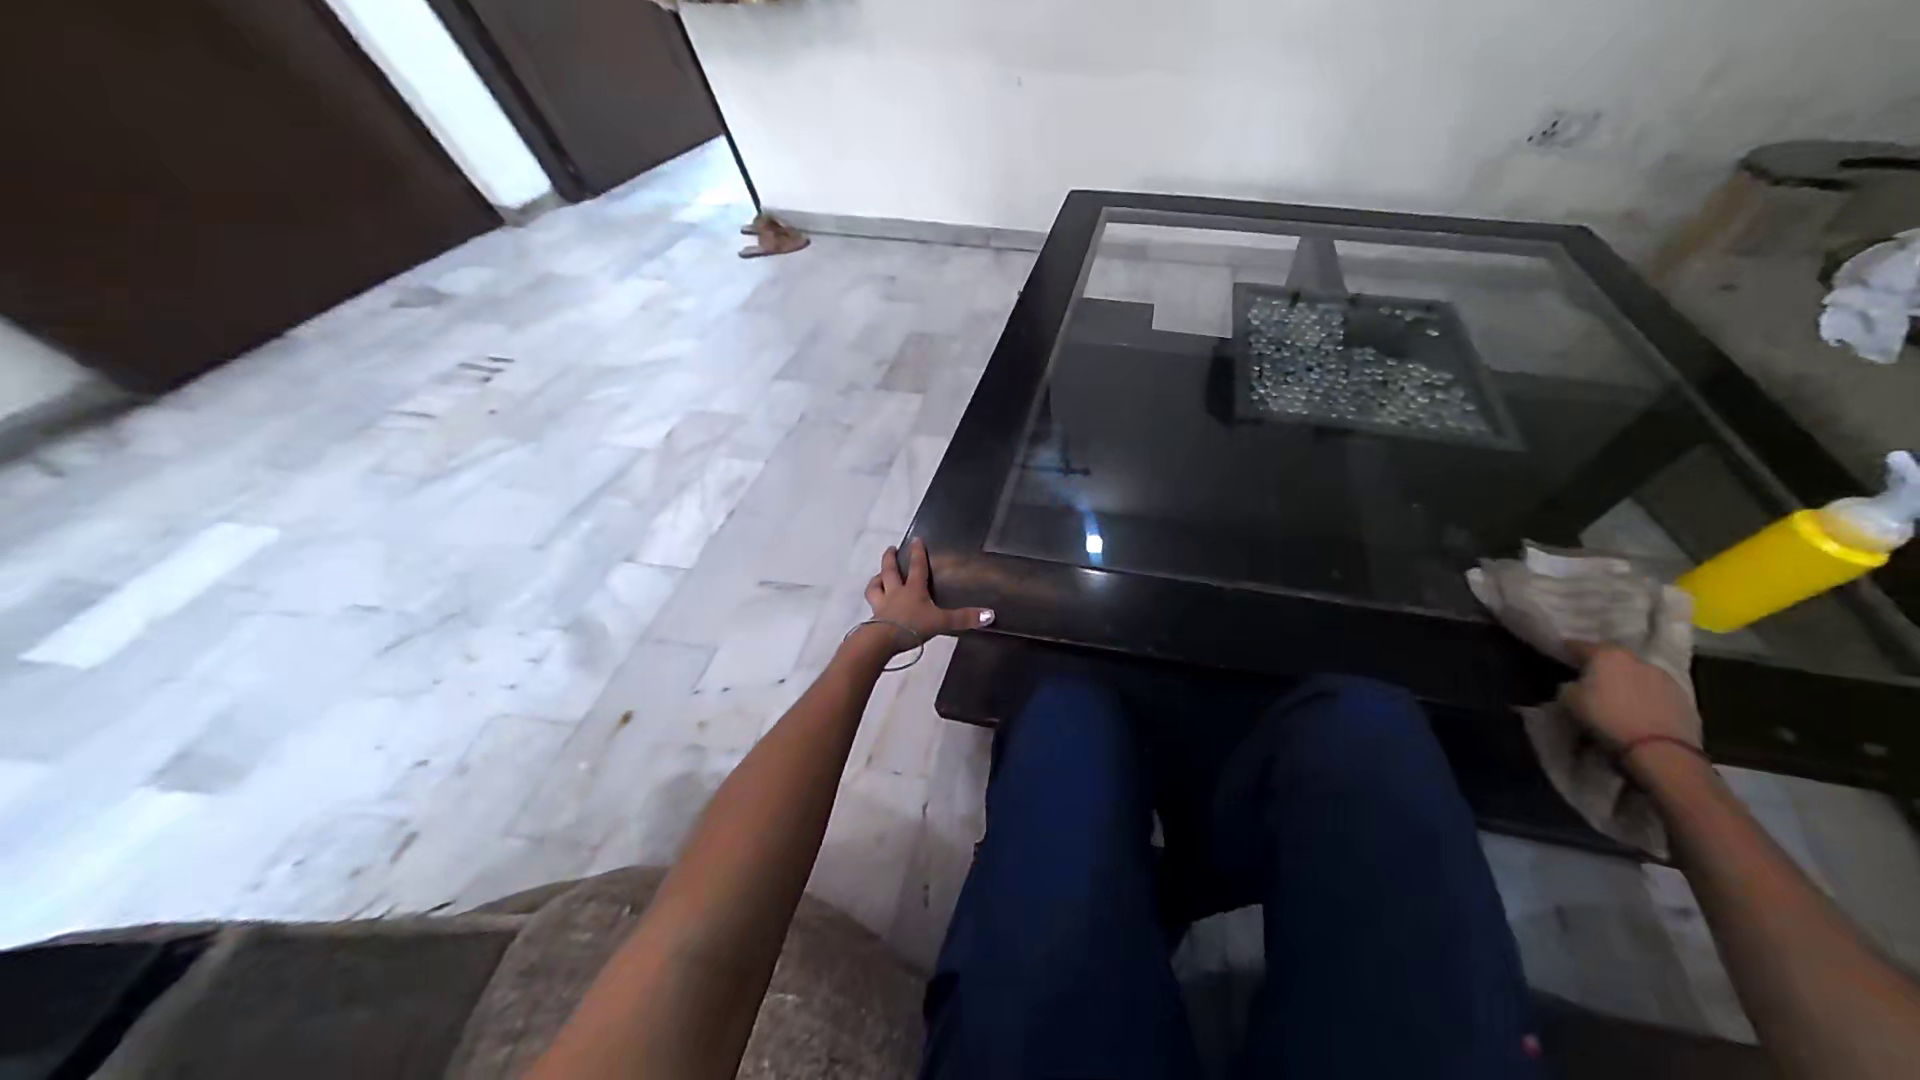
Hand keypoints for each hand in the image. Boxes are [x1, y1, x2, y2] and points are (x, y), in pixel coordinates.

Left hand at [860, 539, 994, 653]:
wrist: (882, 641)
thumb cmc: (912, 626)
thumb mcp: (941, 622)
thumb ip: (963, 618)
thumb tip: (990, 614)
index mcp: (913, 589)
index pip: (916, 566)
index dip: (917, 552)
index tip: (916, 539)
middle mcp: (895, 592)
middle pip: (890, 571)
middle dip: (890, 558)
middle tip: (890, 548)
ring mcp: (881, 605)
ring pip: (875, 587)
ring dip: (876, 579)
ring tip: (878, 576)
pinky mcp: (873, 619)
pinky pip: (871, 606)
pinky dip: (872, 603)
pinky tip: (873, 607)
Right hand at [1560, 643, 1701, 752]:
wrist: (1660, 748)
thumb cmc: (1606, 717)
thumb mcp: (1569, 700)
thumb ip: (1570, 685)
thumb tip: (1577, 685)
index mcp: (1608, 655)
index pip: (1580, 645)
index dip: (1567, 649)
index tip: (1561, 653)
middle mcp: (1638, 660)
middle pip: (1614, 657)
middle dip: (1602, 664)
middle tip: (1590, 677)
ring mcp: (1666, 678)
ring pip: (1638, 674)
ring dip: (1626, 680)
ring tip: (1617, 696)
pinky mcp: (1685, 698)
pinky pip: (1656, 692)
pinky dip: (1645, 696)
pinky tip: (1638, 710)